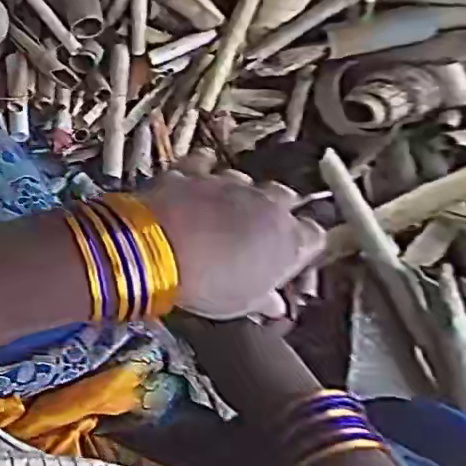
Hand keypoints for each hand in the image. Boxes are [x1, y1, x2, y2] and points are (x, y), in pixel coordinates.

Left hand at [134, 164, 323, 320]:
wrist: (152, 250)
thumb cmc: (204, 283)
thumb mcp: (240, 302)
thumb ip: (263, 298)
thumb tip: (275, 304)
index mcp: (292, 239)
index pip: (314, 235)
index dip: (298, 241)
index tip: (283, 250)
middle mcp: (267, 204)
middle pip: (283, 198)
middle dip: (271, 208)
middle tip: (251, 225)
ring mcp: (227, 184)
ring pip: (242, 179)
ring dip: (234, 190)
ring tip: (218, 205)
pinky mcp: (190, 171)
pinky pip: (201, 161)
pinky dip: (200, 166)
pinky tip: (195, 174)